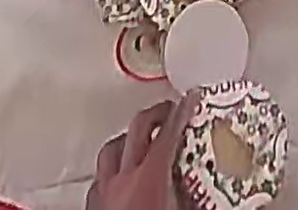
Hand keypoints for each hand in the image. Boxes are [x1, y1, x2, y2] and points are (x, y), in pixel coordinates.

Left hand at [85, 95, 196, 209]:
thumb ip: (194, 194)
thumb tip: (206, 187)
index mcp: (149, 177)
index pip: (169, 132)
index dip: (182, 111)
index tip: (191, 97)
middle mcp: (123, 179)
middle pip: (139, 128)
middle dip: (157, 113)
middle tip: (171, 109)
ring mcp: (103, 194)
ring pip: (112, 150)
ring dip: (129, 138)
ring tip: (142, 136)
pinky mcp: (92, 207)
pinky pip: (99, 178)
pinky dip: (111, 169)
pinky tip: (118, 174)